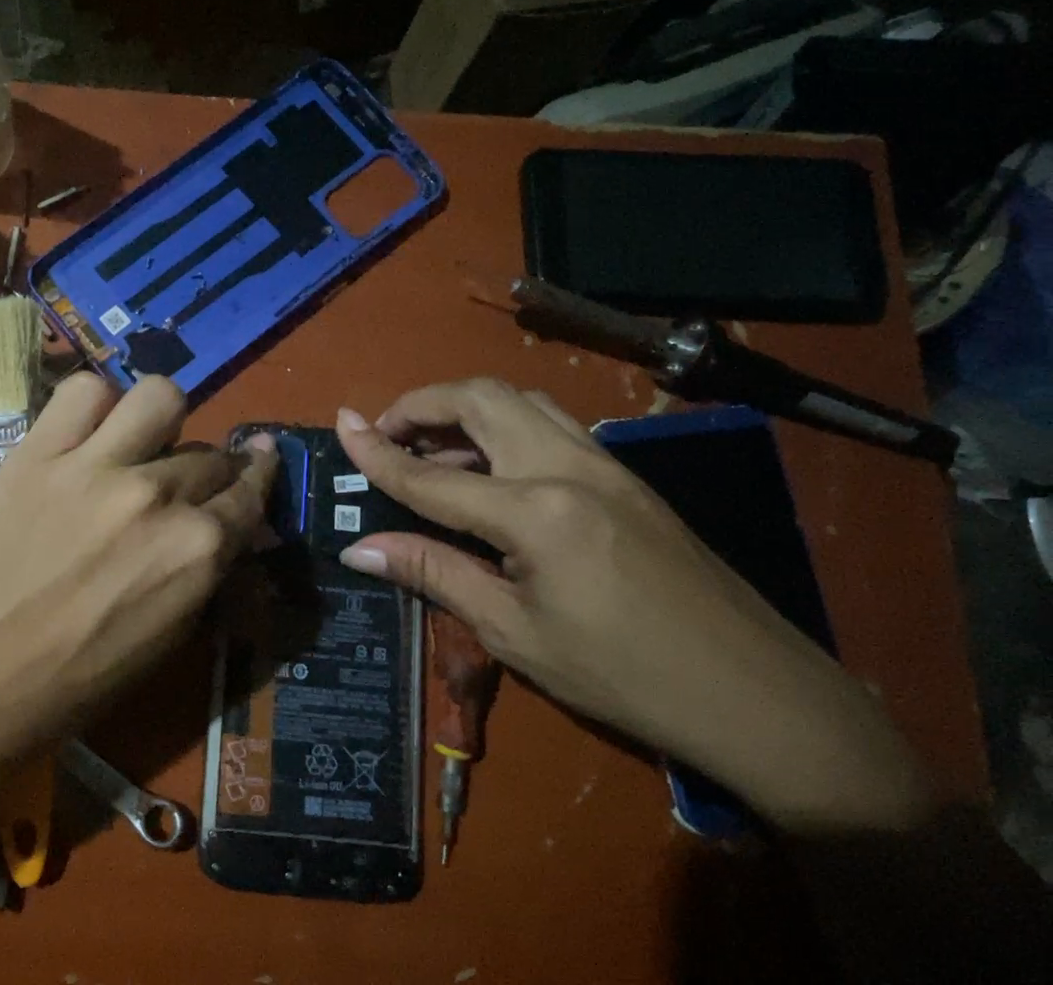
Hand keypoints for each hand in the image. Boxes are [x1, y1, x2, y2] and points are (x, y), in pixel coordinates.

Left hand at [0, 373, 277, 767]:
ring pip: (159, 398)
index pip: (248, 494)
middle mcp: (157, 496)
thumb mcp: (172, 634)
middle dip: (209, 470)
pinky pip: (84, 392)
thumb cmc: (83, 675)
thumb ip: (207, 570)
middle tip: (186, 482)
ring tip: (142, 443)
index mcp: (198, 549)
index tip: (259, 464)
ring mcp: (95, 466)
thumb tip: (226, 524)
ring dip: (163, 421)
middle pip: (208, 454)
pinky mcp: (38, 452)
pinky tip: (90, 432)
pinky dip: (97, 406)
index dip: (258, 479)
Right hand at [334, 379, 933, 832]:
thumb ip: (435, 573)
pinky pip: (552, 424)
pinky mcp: (628, 478)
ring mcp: (607, 465)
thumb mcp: (513, 633)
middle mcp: (569, 467)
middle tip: (383, 433)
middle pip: (482, 398)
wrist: (755, 694)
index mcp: (535, 511)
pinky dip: (504, 426)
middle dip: (422, 403)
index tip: (337, 424)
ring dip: (465, 407)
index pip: (432, 473)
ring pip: (522, 400)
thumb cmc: (621, 675)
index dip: (377, 451)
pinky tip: (489, 467)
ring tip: (430, 446)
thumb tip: (359, 548)